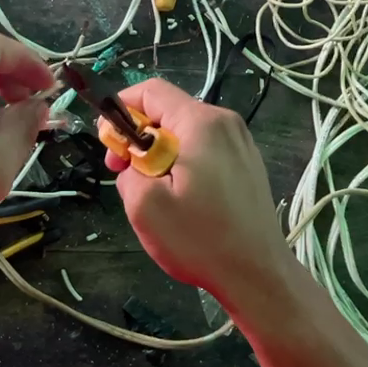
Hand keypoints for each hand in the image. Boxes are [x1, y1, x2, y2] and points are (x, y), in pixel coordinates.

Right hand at [113, 78, 296, 305]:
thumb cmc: (201, 239)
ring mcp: (240, 143)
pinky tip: (182, 199)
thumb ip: (128, 169)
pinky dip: (184, 164)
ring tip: (154, 193)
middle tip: (125, 175)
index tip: (109, 145)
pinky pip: (204, 149)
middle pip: (168, 111)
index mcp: (201, 123)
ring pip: (185, 132)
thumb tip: (132, 159)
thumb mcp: (145, 206)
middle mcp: (225, 123)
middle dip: (138, 137)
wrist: (258, 275)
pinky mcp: (246, 164)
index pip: (150, 91)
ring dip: (160, 154)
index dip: (120, 109)